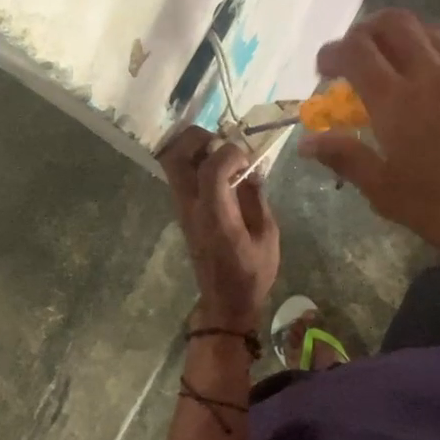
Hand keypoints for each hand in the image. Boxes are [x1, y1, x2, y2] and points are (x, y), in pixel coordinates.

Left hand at [157, 127, 280, 331]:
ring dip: (192, 148)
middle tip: (222, 142)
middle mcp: (191, 207)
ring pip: (172, 163)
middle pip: (175, 157)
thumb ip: (257, 198)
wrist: (224, 301)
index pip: (211, 168)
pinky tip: (217, 169)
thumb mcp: (267, 235)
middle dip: (197, 139)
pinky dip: (193, 162)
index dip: (231, 153)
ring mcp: (181, 208)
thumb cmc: (252, 273)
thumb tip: (252, 171)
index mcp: (215, 215)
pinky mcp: (180, 210)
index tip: (249, 159)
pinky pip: (178, 176)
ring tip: (220, 153)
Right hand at [298, 9, 439, 289]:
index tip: (323, 71)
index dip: (332, 52)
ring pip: (425, 31)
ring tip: (387, 67)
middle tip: (353, 58)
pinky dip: (426, 56)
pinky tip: (425, 93)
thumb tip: (308, 142)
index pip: (356, 51)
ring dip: (397, 38)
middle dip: (364, 31)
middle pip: (392, 23)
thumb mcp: (387, 193)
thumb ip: (346, 159)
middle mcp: (431, 76)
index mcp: (398, 101)